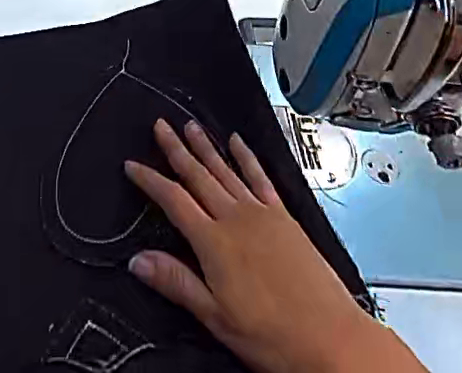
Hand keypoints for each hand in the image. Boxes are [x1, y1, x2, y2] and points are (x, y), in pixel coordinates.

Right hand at [124, 121, 426, 372]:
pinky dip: (247, 157)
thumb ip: (176, 282)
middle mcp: (237, 218)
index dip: (150, 180)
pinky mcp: (283, 215)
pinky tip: (239, 143)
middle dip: (176, 149)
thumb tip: (139, 261)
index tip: (134, 165)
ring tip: (191, 126)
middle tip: (161, 126)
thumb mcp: (215, 316)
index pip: (174, 201)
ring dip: (207, 146)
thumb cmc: (273, 334)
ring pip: (226, 170)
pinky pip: (260, 177)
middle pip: (199, 175)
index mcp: (215, 243)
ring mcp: (262, 213)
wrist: (327, 334)